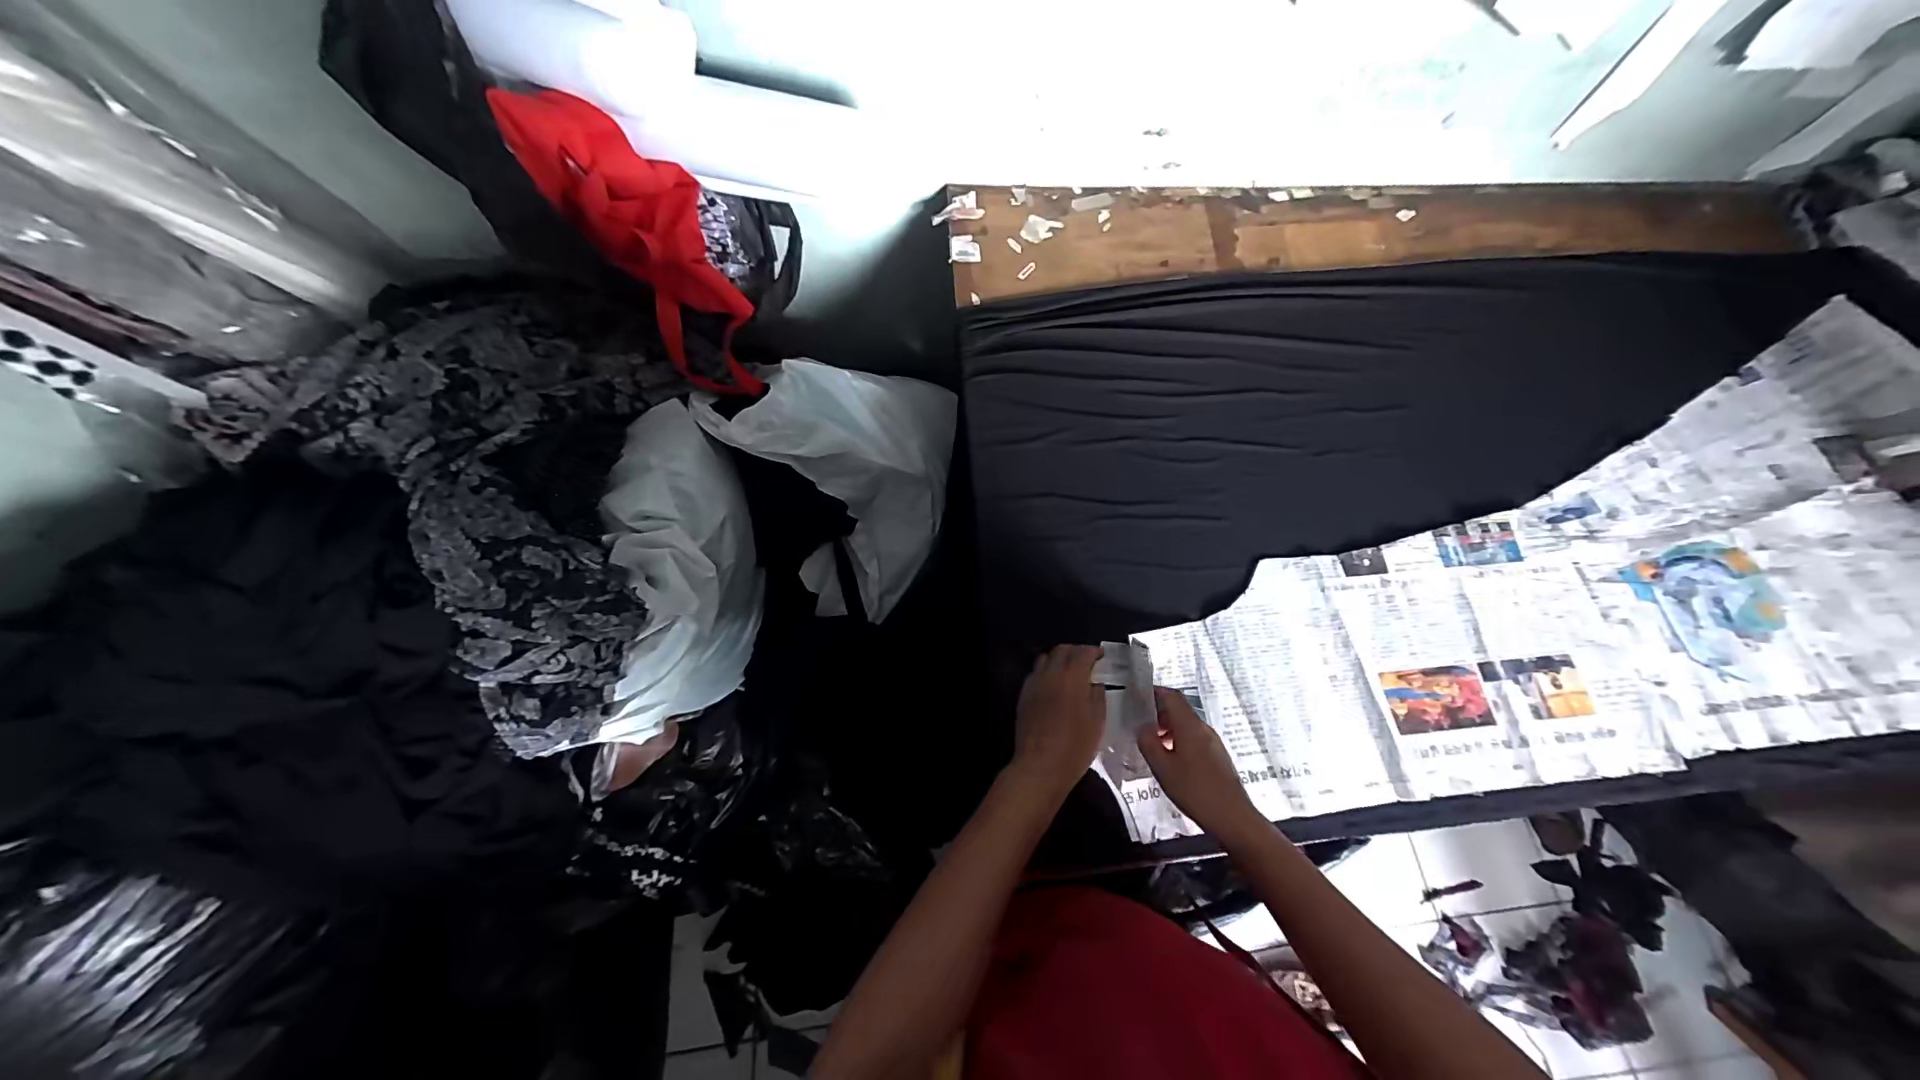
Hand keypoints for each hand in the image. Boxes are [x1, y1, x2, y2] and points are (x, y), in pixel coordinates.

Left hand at [1010, 644, 1105, 796]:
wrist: (1040, 766)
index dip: (1094, 652)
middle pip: (1062, 650)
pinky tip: (1054, 687)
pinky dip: (1046, 673)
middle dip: (1076, 652)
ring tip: (1070, 674)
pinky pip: (1036, 674)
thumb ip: (1097, 695)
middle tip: (1087, 663)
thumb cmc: (1075, 746)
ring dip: (1059, 660)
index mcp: (1072, 677)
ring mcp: (1034, 683)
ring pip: (1045, 659)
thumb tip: (1095, 681)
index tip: (1102, 657)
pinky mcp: (1023, 695)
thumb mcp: (1097, 721)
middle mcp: (1050, 674)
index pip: (1083, 652)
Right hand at [1137, 687, 1263, 841]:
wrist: (1233, 818)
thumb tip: (1143, 727)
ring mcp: (1213, 742)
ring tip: (1151, 745)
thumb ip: (1148, 742)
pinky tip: (1170, 760)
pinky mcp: (1217, 756)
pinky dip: (1178, 741)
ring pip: (1186, 726)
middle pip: (1179, 710)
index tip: (1136, 698)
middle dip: (1158, 713)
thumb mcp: (1162, 767)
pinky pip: (1194, 739)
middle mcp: (1203, 729)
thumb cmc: (1194, 790)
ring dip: (1167, 729)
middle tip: (1138, 725)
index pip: (1172, 696)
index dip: (1153, 693)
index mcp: (1190, 726)